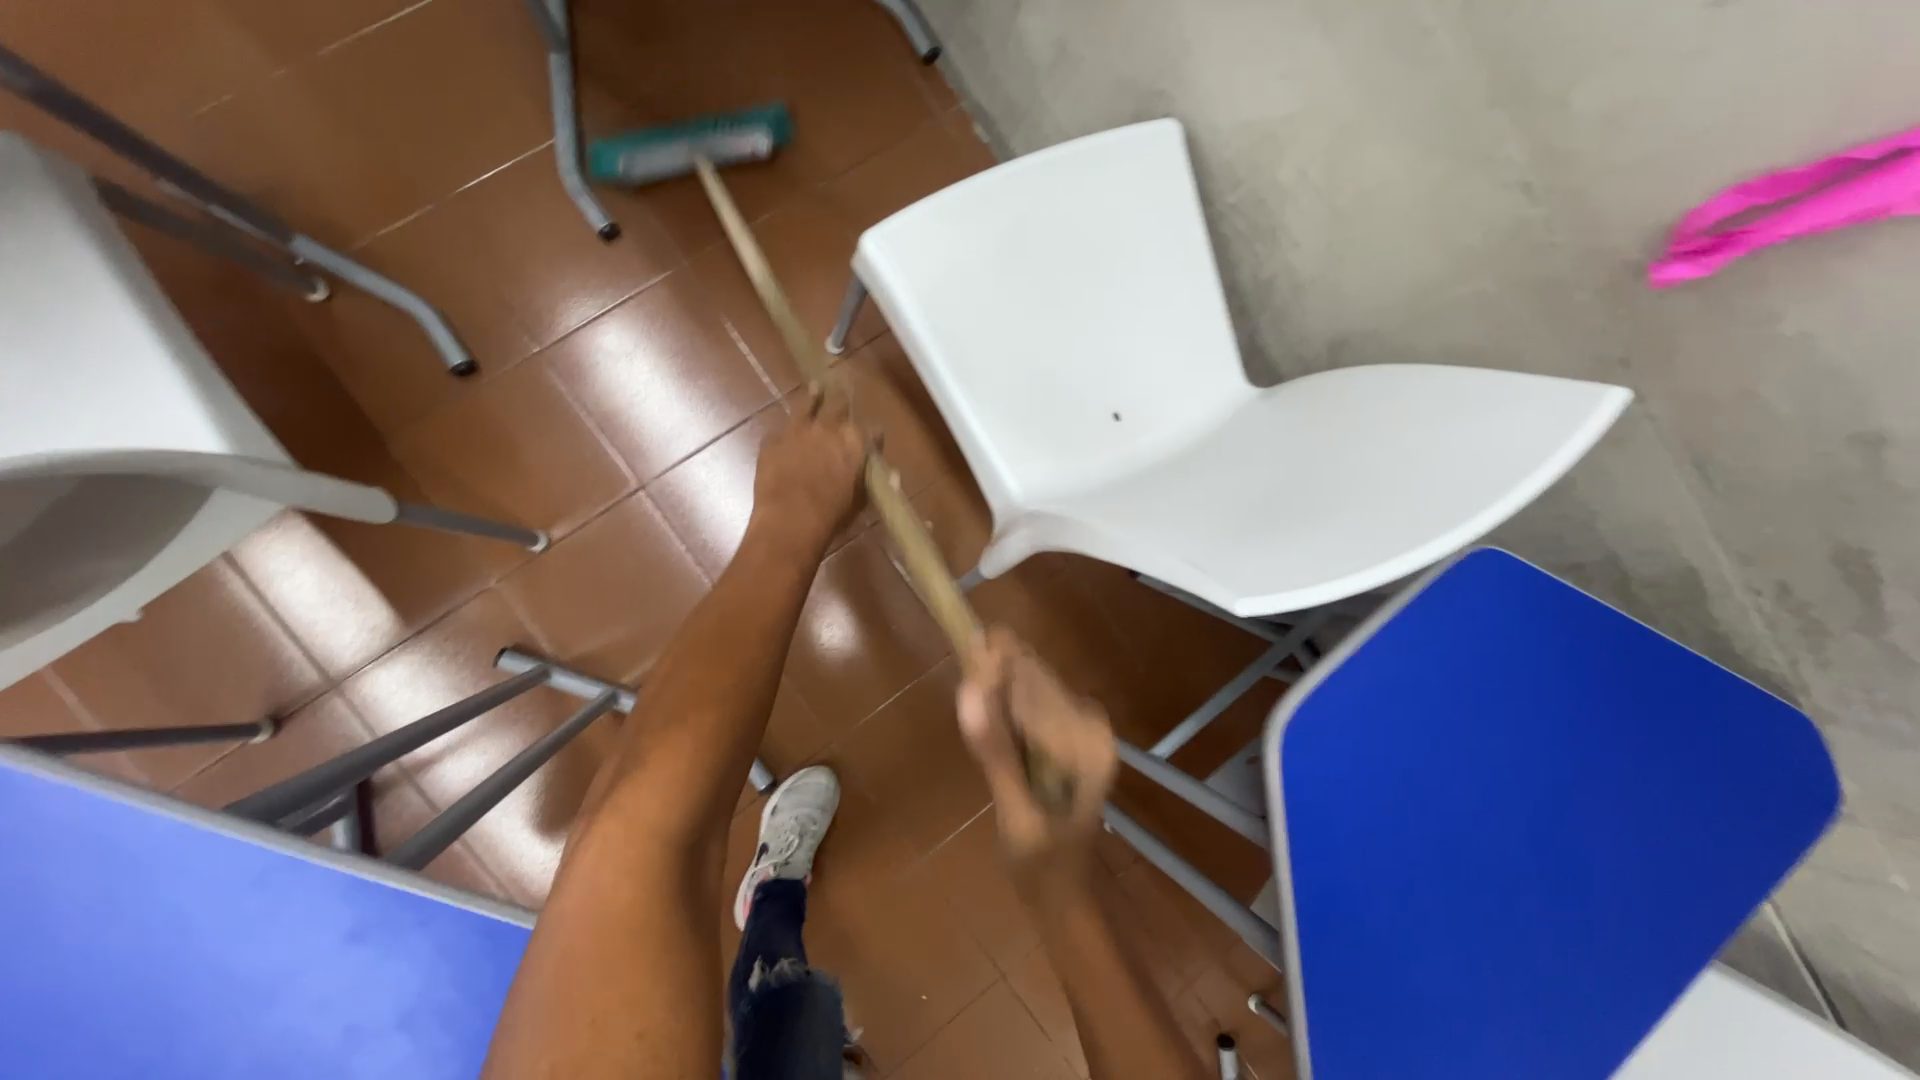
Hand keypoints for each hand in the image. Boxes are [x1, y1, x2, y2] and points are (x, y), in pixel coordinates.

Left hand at [751, 391, 866, 553]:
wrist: (790, 520)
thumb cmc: (832, 516)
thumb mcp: (860, 502)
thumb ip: (872, 482)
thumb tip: (895, 476)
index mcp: (855, 443)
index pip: (871, 431)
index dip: (872, 433)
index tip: (872, 434)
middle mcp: (829, 429)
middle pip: (838, 404)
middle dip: (841, 399)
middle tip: (841, 392)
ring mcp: (798, 431)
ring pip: (806, 404)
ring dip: (812, 396)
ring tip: (815, 387)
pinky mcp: (772, 440)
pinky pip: (780, 430)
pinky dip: (784, 432)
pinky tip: (783, 434)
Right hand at [957, 628, 1117, 904]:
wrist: (1061, 895)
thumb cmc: (1040, 865)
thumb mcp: (1015, 814)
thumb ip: (996, 753)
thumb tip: (970, 691)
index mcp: (1088, 747)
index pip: (1038, 687)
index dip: (1002, 663)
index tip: (970, 643)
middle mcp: (1093, 730)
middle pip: (1040, 681)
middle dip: (1002, 667)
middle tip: (966, 651)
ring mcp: (1084, 734)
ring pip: (1036, 688)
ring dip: (1004, 680)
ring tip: (973, 675)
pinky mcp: (1071, 740)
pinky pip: (1036, 704)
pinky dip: (1010, 699)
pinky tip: (990, 706)